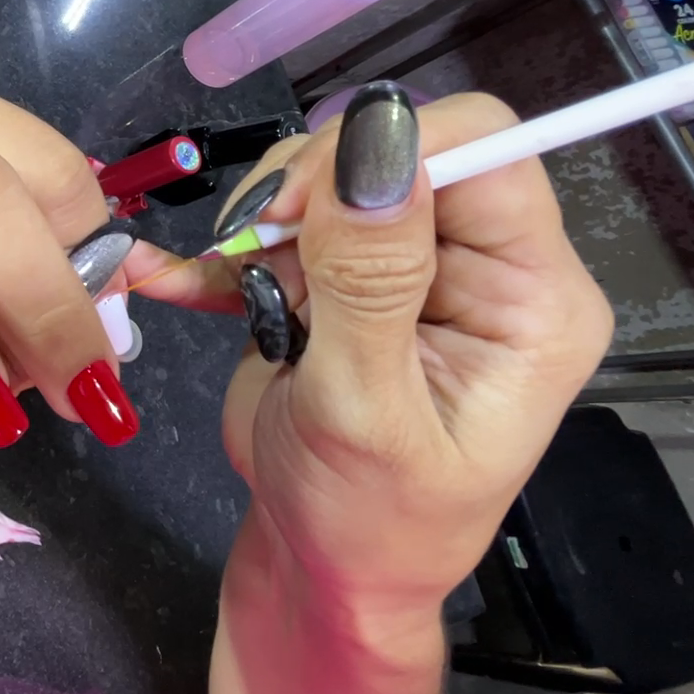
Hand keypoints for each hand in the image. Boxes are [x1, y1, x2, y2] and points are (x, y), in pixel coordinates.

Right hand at [131, 87, 611, 693]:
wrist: (317, 555)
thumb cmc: (366, 509)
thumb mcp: (364, 404)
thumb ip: (369, 278)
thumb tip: (375, 138)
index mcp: (524, 295)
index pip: (478, 154)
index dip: (379, 154)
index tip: (289, 209)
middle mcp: (467, 268)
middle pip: (384, 156)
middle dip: (300, 191)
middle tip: (247, 251)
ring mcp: (390, 273)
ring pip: (316, 182)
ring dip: (252, 222)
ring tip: (227, 282)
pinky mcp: (325, 284)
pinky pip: (266, 234)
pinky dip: (210, 256)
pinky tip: (169, 280)